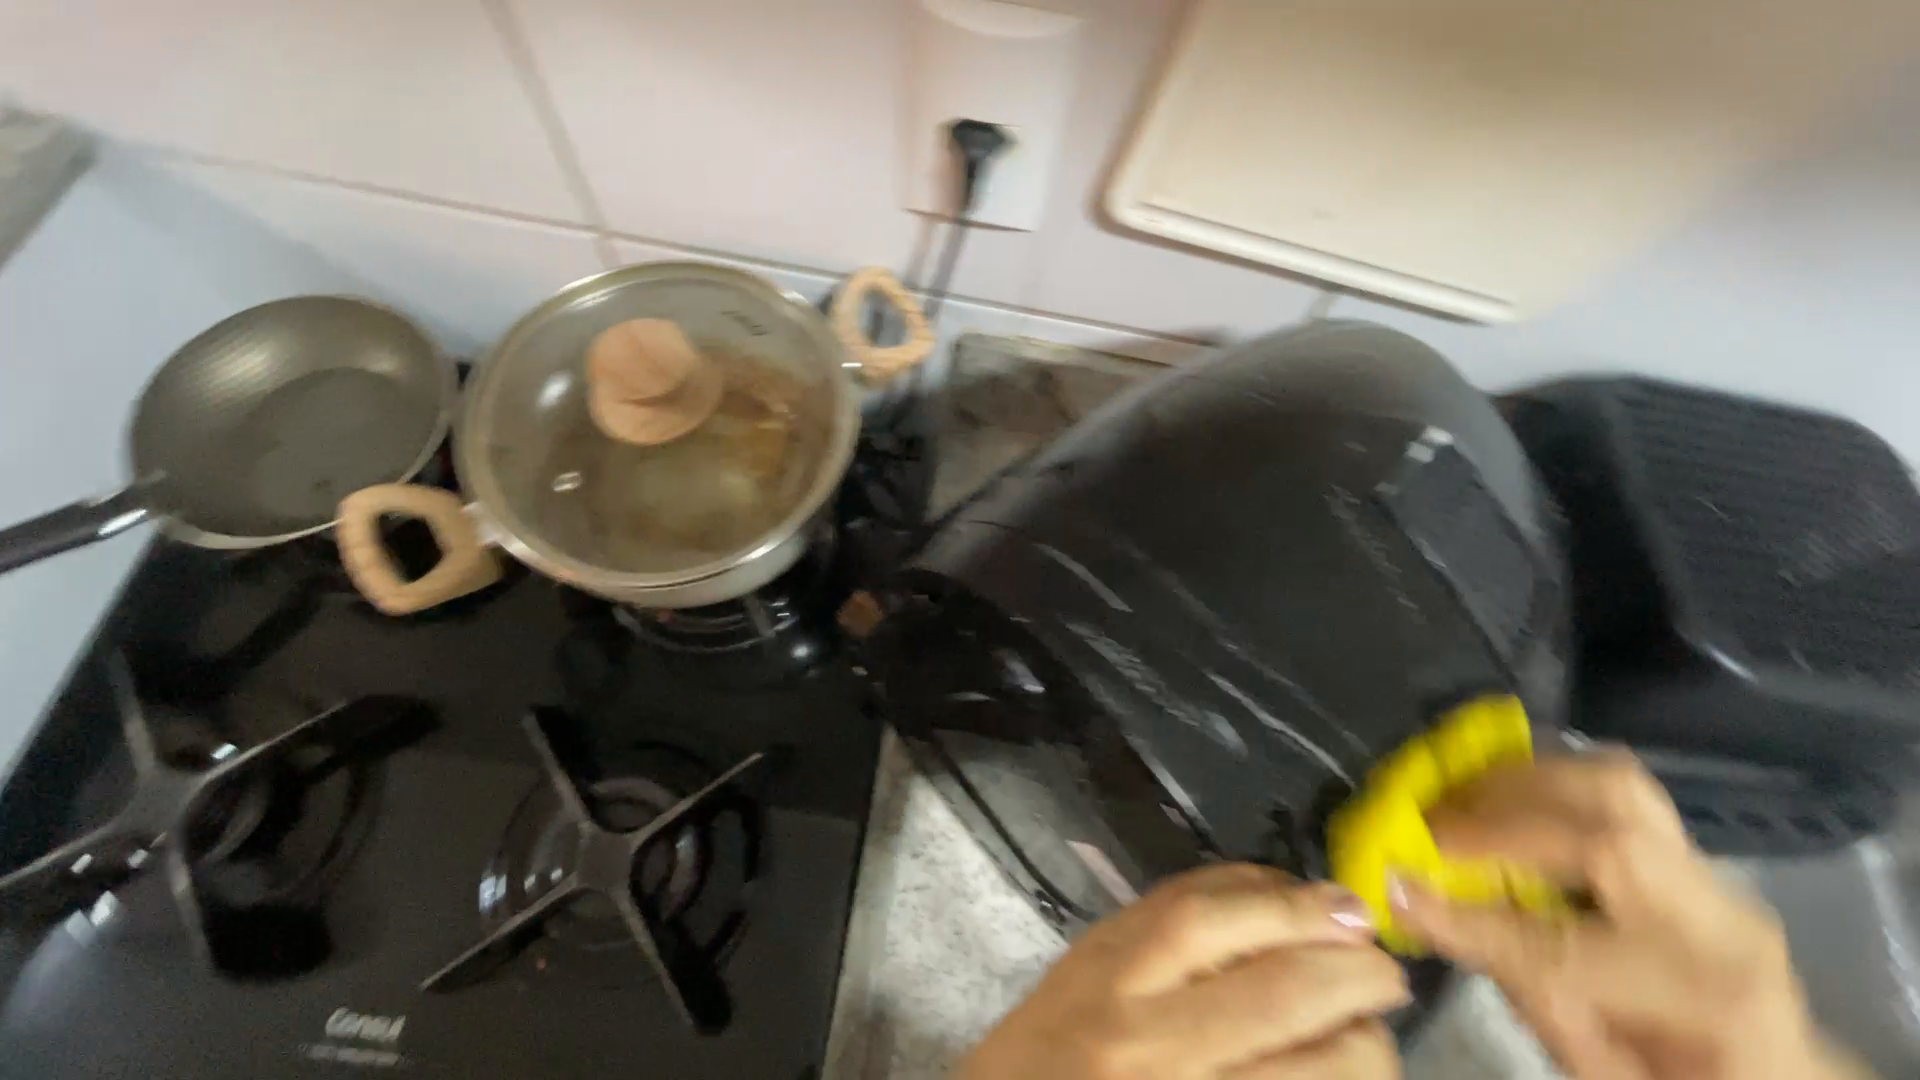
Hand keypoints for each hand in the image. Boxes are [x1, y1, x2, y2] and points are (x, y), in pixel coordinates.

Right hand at [958, 863, 1409, 1078]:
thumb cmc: (1058, 1034)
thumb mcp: (1097, 956)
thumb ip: (1171, 918)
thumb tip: (1278, 891)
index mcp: (1114, 974)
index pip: (1208, 920)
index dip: (1289, 905)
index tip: (1345, 906)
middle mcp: (1147, 1041)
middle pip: (1278, 994)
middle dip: (1356, 972)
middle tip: (1384, 968)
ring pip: (1317, 1071)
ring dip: (1366, 1044)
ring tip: (1368, 1030)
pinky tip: (1343, 1072)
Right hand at [1393, 752, 1873, 1079]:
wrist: (1771, 1072)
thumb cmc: (1667, 1076)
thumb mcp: (1586, 1058)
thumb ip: (1507, 975)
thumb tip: (1406, 897)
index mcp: (1699, 1003)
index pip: (1560, 949)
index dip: (1463, 914)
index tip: (1393, 882)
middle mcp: (1719, 924)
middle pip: (1609, 835)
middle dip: (1499, 819)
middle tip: (1431, 824)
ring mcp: (1713, 875)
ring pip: (1617, 787)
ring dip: (1523, 781)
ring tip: (1463, 798)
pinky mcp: (1693, 848)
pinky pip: (1619, 786)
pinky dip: (1549, 777)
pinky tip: (1508, 795)